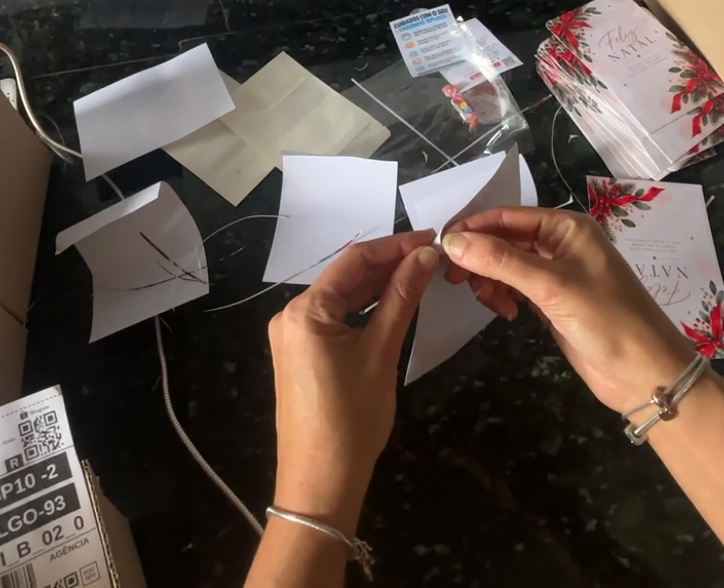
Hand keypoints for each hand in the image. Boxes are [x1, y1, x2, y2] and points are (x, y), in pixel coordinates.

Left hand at [267, 230, 441, 532]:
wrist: (320, 485)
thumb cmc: (351, 419)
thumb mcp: (380, 352)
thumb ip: (402, 298)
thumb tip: (426, 256)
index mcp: (305, 310)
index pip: (354, 261)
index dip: (395, 245)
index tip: (431, 238)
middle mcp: (291, 315)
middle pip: (346, 276)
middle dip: (389, 264)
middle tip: (431, 255)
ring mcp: (293, 335)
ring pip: (342, 297)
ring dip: (378, 285)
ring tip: (419, 273)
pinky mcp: (300, 353)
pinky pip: (335, 318)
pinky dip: (364, 308)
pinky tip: (392, 302)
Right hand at [441, 208, 692, 414]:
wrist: (646, 376)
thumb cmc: (606, 320)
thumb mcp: (551, 287)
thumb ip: (500, 261)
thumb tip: (451, 240)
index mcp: (566, 227)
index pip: (506, 216)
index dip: (472, 228)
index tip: (441, 247)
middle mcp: (560, 243)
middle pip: (504, 239)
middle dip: (479, 256)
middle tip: (454, 279)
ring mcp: (557, 273)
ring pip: (506, 264)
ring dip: (490, 279)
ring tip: (488, 302)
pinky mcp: (553, 300)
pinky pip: (516, 286)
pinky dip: (503, 295)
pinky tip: (506, 312)